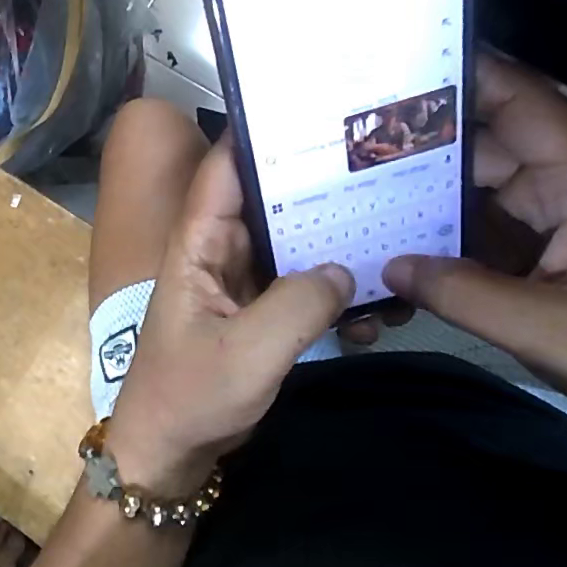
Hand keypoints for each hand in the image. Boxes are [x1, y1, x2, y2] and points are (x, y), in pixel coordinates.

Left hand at [106, 141, 354, 491]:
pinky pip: (307, 281)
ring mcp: (248, 277)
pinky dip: (337, 288)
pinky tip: (374, 306)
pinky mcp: (266, 307)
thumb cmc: (191, 398)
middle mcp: (225, 247)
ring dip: (339, 240)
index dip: (267, 131)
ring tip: (394, 237)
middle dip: (322, 183)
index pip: (229, 163)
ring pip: (298, 238)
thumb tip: (347, 269)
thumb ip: (299, 305)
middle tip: (384, 167)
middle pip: (275, 195)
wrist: (171, 456)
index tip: (322, 110)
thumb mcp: (247, 353)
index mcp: (202, 240)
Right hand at [382, 53, 566, 430]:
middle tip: (347, 145)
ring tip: (357, 198)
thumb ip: (469, 297)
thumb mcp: (559, 332)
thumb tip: (391, 267)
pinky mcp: (540, 258)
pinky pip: (482, 237)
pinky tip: (398, 253)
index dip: (471, 73)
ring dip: (427, 200)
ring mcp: (550, 225)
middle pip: (484, 148)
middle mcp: (562, 188)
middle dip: (422, 145)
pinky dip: (443, 243)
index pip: (525, 103)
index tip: (402, 63)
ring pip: (476, 194)